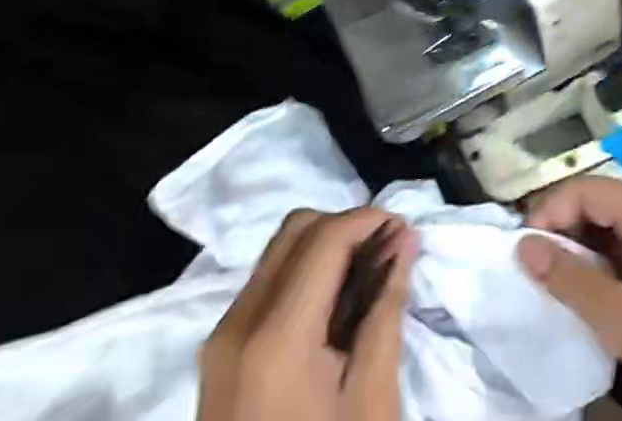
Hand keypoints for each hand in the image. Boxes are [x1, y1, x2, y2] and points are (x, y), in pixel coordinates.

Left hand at [197, 208, 419, 420]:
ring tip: (366, 273)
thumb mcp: (372, 401)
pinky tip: (332, 304)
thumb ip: (385, 310)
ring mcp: (220, 335)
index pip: (323, 240)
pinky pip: (263, 282)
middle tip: (387, 249)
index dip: (367, 221)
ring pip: (276, 251)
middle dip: (345, 226)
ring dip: (323, 246)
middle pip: (294, 230)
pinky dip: (301, 272)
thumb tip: (404, 241)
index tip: (403, 227)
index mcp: (276, 338)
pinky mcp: (216, 350)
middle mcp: (238, 322)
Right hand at [518, 178, 621, 420]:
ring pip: (600, 239)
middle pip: (591, 209)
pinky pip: (615, 268)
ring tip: (539, 291)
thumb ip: (580, 287)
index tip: (518, 254)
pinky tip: (572, 307)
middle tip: (522, 274)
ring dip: (569, 261)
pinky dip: (589, 283)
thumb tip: (521, 245)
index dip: (548, 213)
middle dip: (555, 235)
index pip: (586, 191)